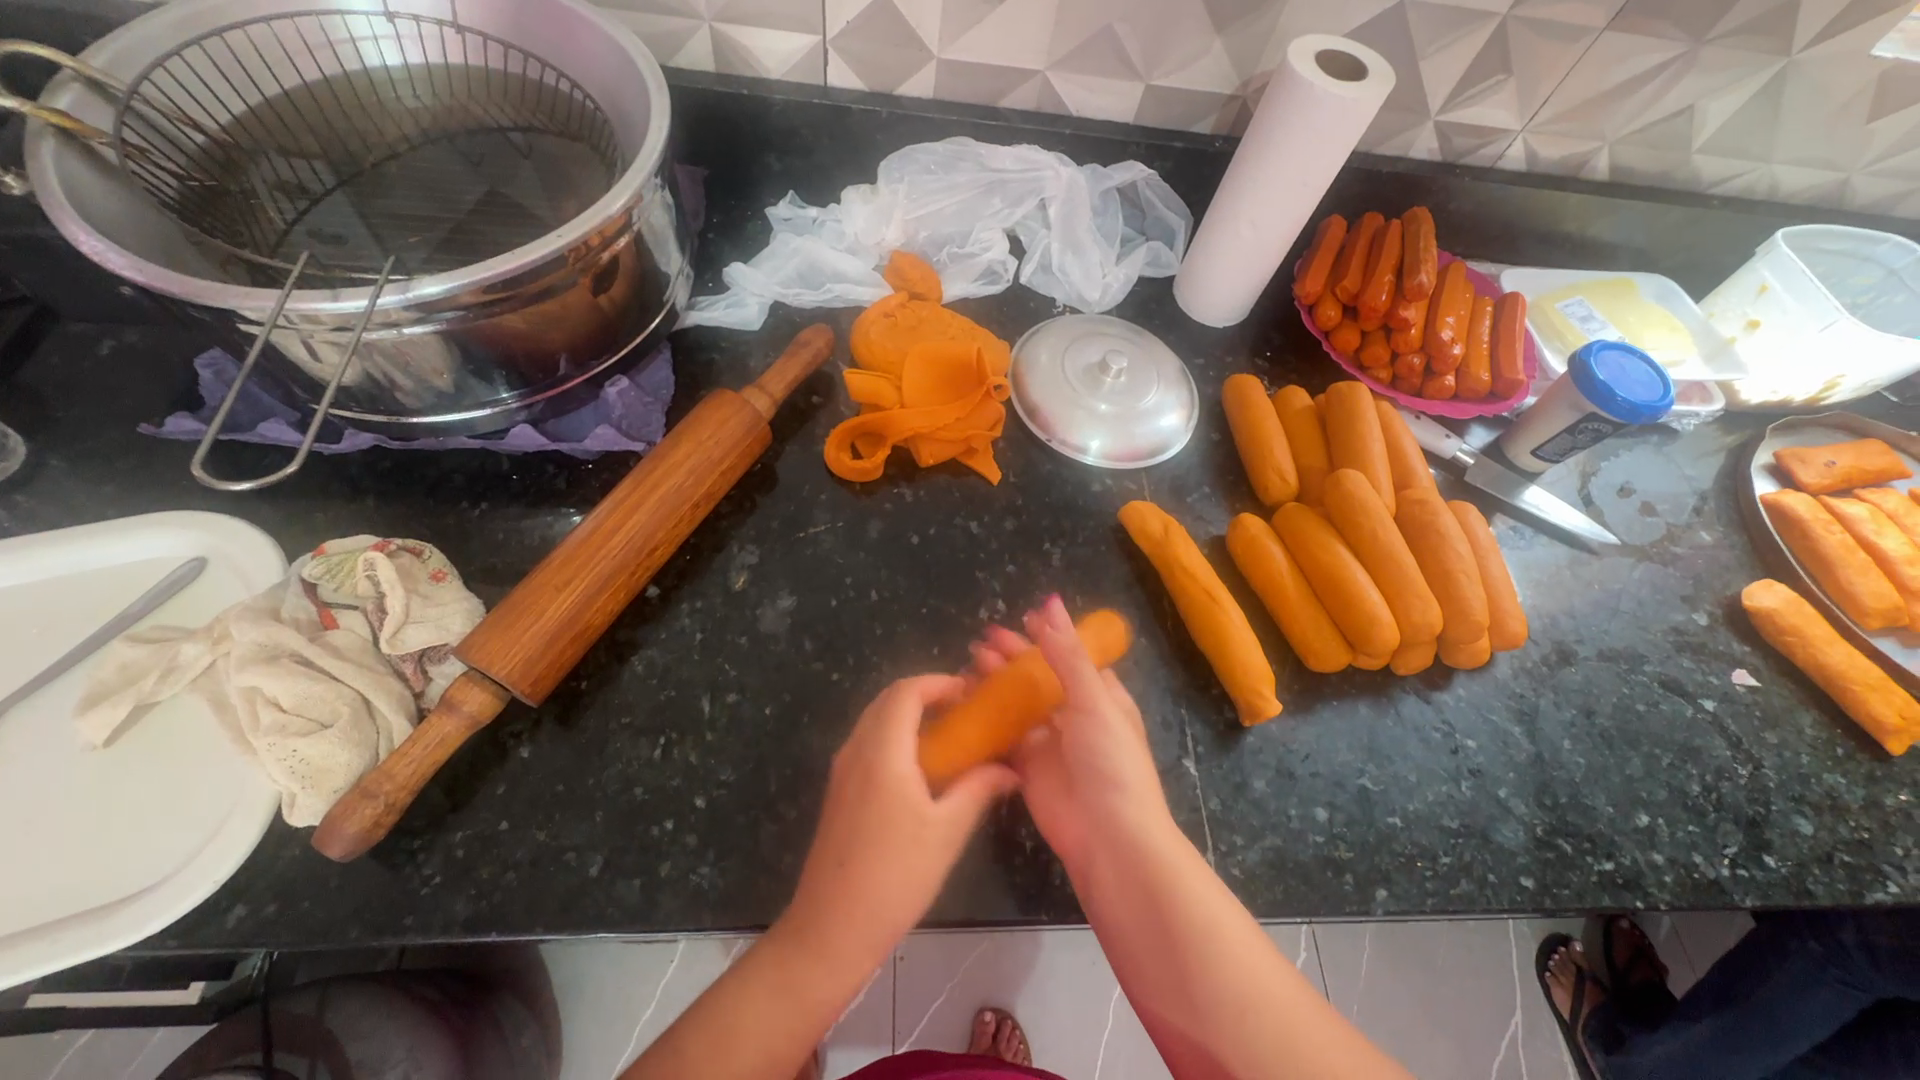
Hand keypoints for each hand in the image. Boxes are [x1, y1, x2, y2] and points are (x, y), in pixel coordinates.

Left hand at [784, 675, 1017, 961]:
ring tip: (951, 737)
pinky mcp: (839, 794)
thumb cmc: (895, 876)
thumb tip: (1010, 769)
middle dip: (926, 696)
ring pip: (874, 723)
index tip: (972, 692)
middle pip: (887, 701)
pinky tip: (923, 771)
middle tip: (966, 710)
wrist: (832, 927)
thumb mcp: (947, 832)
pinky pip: (868, 746)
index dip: (939, 682)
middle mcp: (855, 751)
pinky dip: (896, 740)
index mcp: (882, 751)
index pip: (906, 692)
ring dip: (910, 717)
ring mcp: (842, 773)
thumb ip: (979, 789)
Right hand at [971, 596, 1172, 873]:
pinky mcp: (1027, 768)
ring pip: (1019, 705)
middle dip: (1014, 658)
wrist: (1109, 838)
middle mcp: (1076, 717)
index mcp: (1103, 697)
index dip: (1050, 638)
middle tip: (983, 639)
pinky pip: (1004, 736)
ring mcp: (1050, 744)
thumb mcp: (1093, 700)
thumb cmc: (1111, 762)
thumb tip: (1050, 604)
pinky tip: (965, 699)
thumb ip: (1067, 655)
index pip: (1073, 658)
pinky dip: (987, 719)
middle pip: (1040, 679)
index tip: (1023, 617)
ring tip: (970, 661)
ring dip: (998, 684)